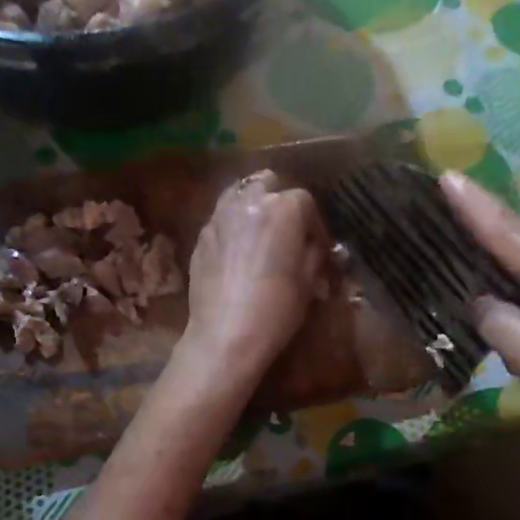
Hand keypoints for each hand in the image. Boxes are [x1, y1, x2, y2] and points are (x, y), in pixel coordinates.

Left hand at [179, 170, 324, 381]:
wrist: (225, 336)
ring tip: (259, 231)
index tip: (318, 246)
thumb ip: (313, 254)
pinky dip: (231, 225)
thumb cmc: (275, 310)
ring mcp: (219, 218)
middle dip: (279, 201)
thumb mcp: (308, 282)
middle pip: (267, 184)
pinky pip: (220, 219)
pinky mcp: (201, 238)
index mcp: (283, 208)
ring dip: (252, 205)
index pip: (304, 201)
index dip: (314, 223)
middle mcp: (249, 202)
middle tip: (286, 229)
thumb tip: (313, 247)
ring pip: (238, 194)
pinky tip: (236, 249)